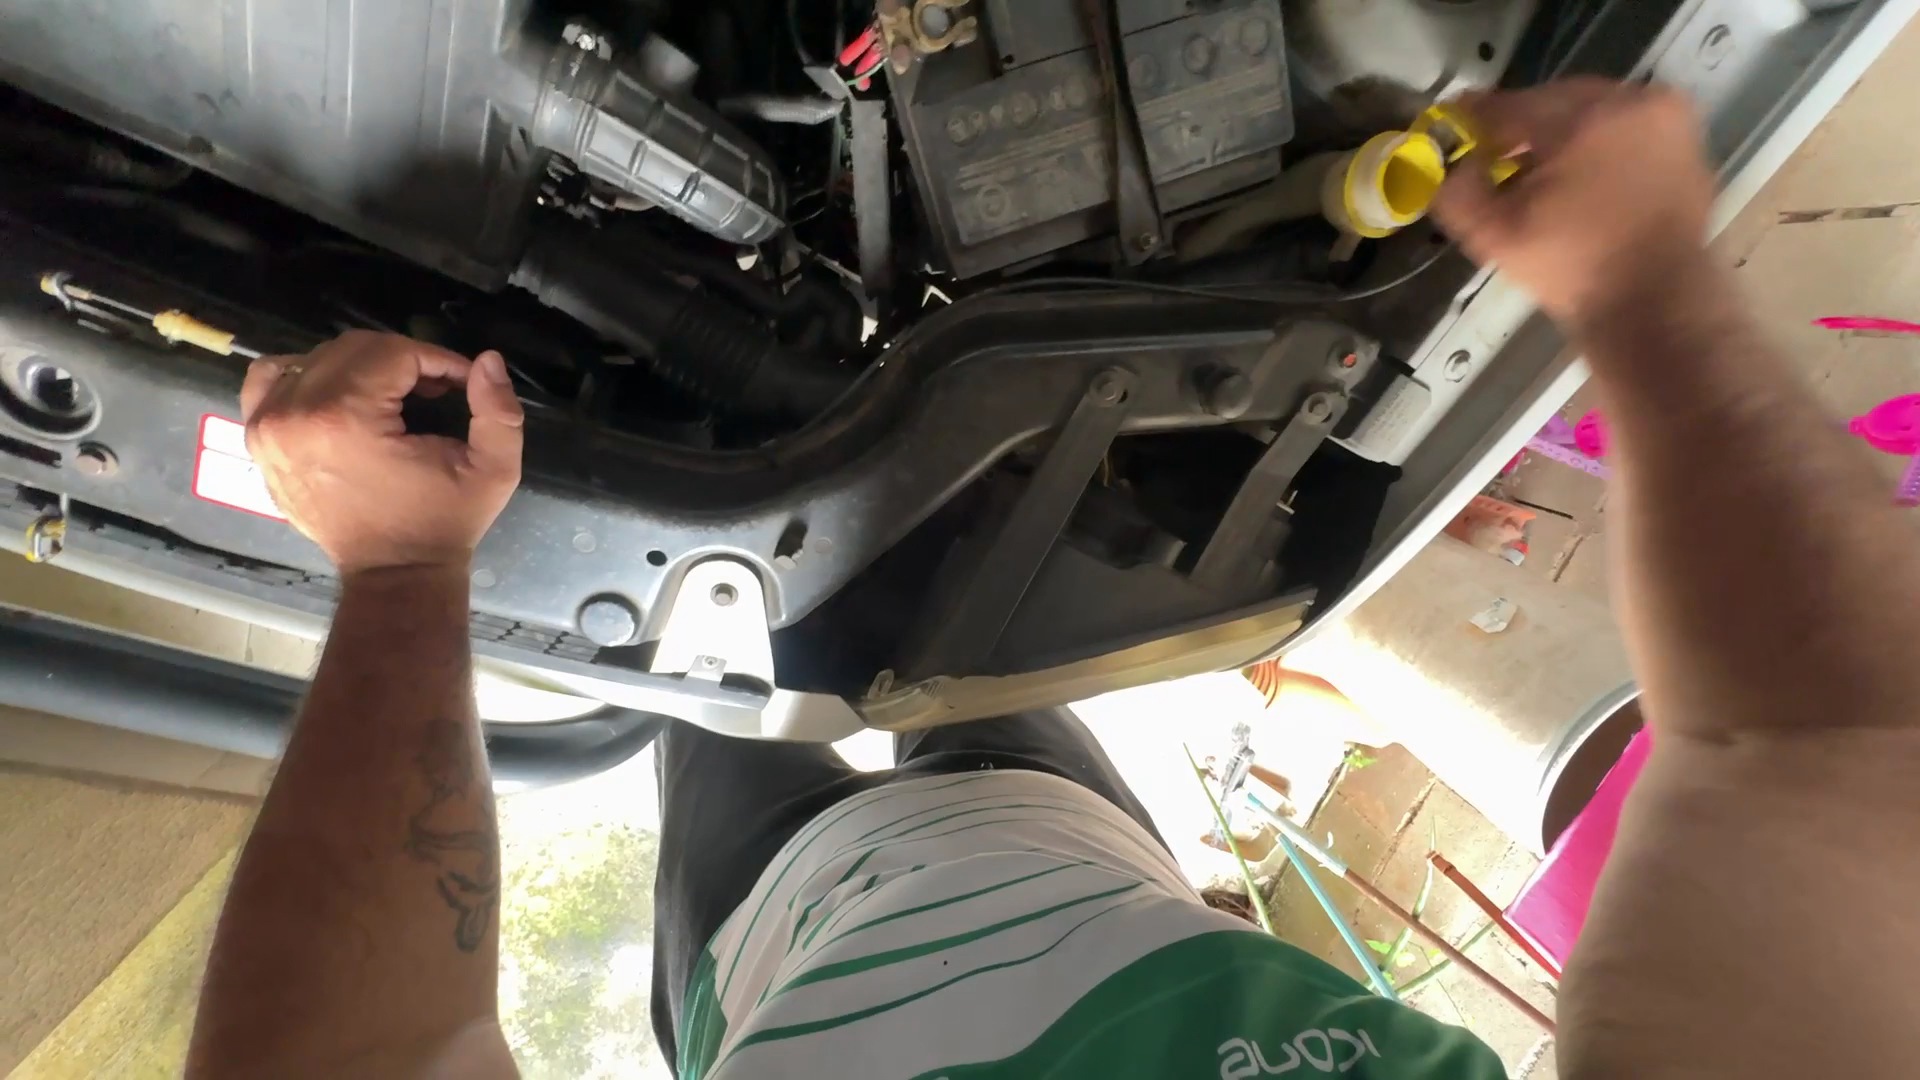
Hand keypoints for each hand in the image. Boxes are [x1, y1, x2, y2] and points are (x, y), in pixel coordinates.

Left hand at [240, 331, 523, 575]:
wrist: (394, 570)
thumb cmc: (446, 520)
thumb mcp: (495, 470)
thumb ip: (500, 413)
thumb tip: (489, 360)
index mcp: (346, 418)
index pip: (393, 353)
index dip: (439, 359)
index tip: (464, 382)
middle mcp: (292, 412)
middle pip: (352, 348)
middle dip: (405, 360)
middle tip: (439, 389)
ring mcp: (264, 424)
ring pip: (315, 357)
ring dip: (362, 365)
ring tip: (395, 396)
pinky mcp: (256, 437)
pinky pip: (273, 379)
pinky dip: (312, 375)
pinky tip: (347, 397)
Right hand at [1432, 79, 1717, 326]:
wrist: (1650, 293)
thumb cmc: (1567, 263)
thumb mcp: (1491, 235)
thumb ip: (1457, 193)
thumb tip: (1448, 168)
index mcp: (1585, 119)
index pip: (1515, 105)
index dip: (1475, 115)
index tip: (1449, 121)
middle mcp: (1634, 102)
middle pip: (1558, 100)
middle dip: (1518, 123)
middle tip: (1486, 150)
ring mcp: (1667, 118)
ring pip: (1593, 111)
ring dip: (1555, 132)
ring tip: (1525, 166)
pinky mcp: (1683, 140)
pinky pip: (1623, 127)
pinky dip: (1590, 142)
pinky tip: (1568, 175)